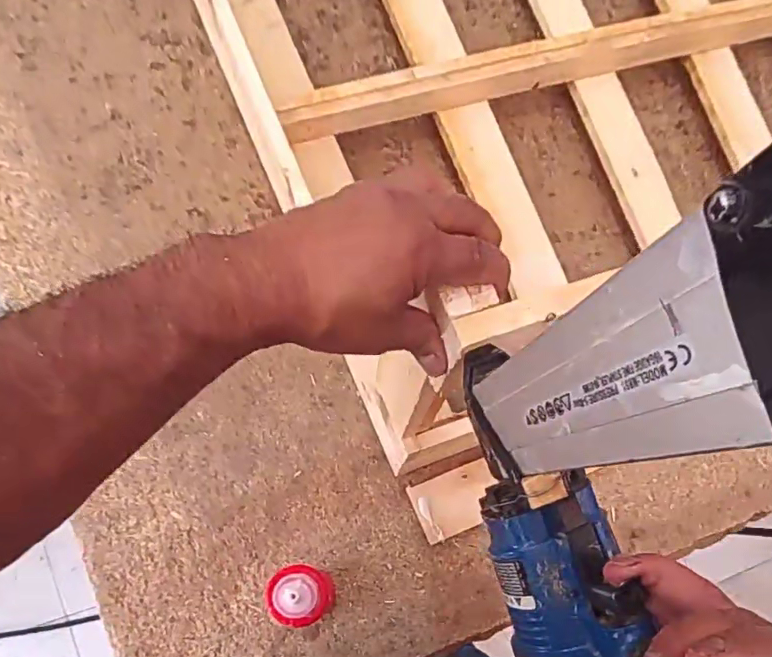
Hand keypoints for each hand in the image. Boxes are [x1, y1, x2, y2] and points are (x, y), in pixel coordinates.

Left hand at [243, 168, 510, 373]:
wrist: (269, 280)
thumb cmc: (323, 307)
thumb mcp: (381, 333)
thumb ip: (418, 338)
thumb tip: (438, 356)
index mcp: (423, 248)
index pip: (475, 258)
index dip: (495, 272)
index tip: (501, 282)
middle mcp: (408, 212)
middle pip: (465, 215)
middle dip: (485, 235)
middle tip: (491, 253)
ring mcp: (379, 197)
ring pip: (435, 189)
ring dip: (455, 208)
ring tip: (457, 228)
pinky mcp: (355, 194)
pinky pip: (402, 185)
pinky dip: (420, 199)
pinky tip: (409, 220)